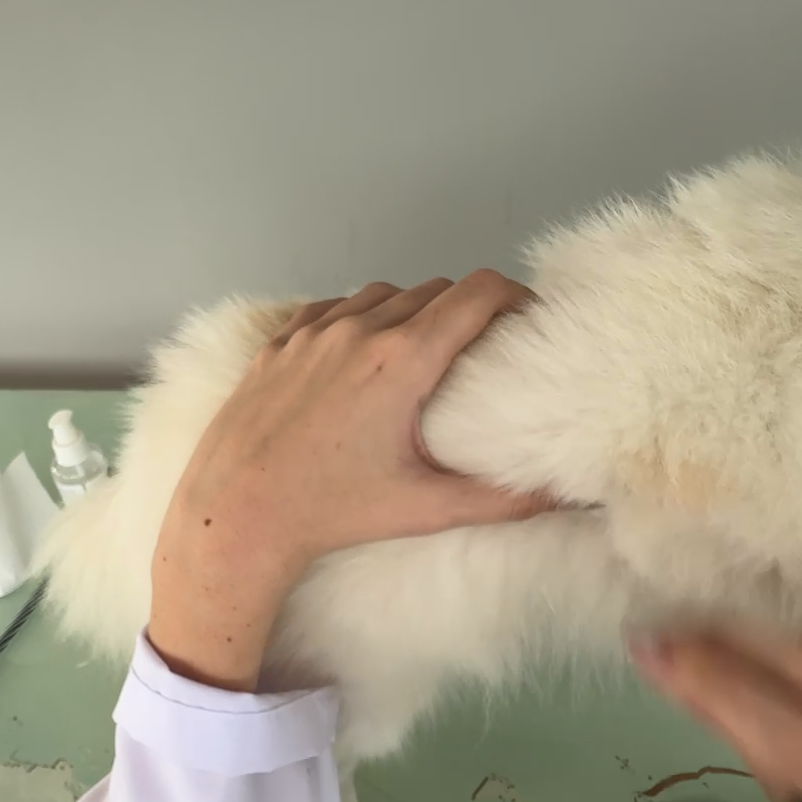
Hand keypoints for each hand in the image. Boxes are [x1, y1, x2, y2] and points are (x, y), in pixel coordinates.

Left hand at [148, 272, 556, 690]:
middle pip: (433, 291)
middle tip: (475, 347)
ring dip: (409, 310)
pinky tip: (355, 351)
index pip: (478, 293)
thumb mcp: (422, 507)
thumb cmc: (328, 511)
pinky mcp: (277, 345)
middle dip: (464, 309)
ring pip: (379, 295)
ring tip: (416, 349)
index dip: (513, 295)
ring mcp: (311, 333)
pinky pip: (329, 309)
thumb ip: (501, 500)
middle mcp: (357, 331)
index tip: (526, 317)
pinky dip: (356, 317)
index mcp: (402, 360)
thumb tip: (565, 499)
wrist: (237, 510)